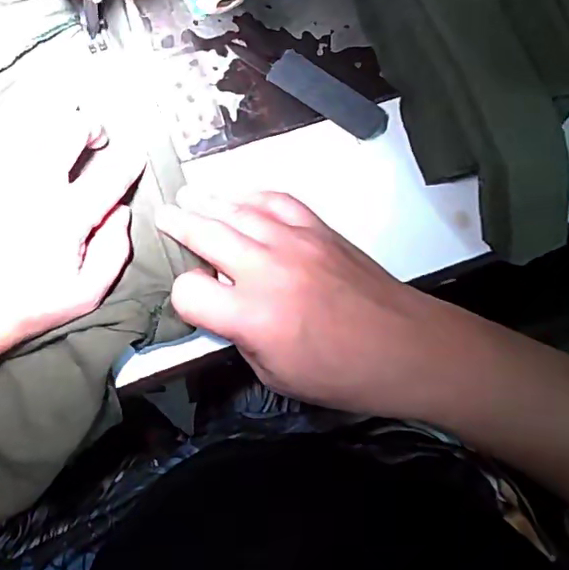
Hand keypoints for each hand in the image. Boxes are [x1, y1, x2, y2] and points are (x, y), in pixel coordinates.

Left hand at [0, 106, 142, 365]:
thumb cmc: (23, 307)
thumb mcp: (84, 295)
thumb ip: (114, 251)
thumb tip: (121, 211)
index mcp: (66, 217)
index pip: (112, 173)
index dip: (130, 159)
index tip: (134, 155)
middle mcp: (34, 186)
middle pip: (71, 127)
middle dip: (92, 125)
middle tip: (96, 138)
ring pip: (33, 119)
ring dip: (57, 118)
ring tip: (62, 130)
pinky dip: (20, 123)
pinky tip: (28, 136)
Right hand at [158, 188, 477, 419]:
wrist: (404, 346)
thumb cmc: (342, 373)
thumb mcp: (275, 374)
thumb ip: (239, 337)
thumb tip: (223, 308)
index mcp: (252, 316)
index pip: (189, 291)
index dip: (184, 298)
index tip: (194, 301)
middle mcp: (266, 270)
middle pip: (205, 233)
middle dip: (178, 224)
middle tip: (164, 215)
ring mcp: (294, 243)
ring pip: (236, 209)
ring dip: (207, 201)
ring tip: (189, 198)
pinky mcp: (318, 230)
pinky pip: (275, 200)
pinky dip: (251, 195)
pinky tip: (238, 197)